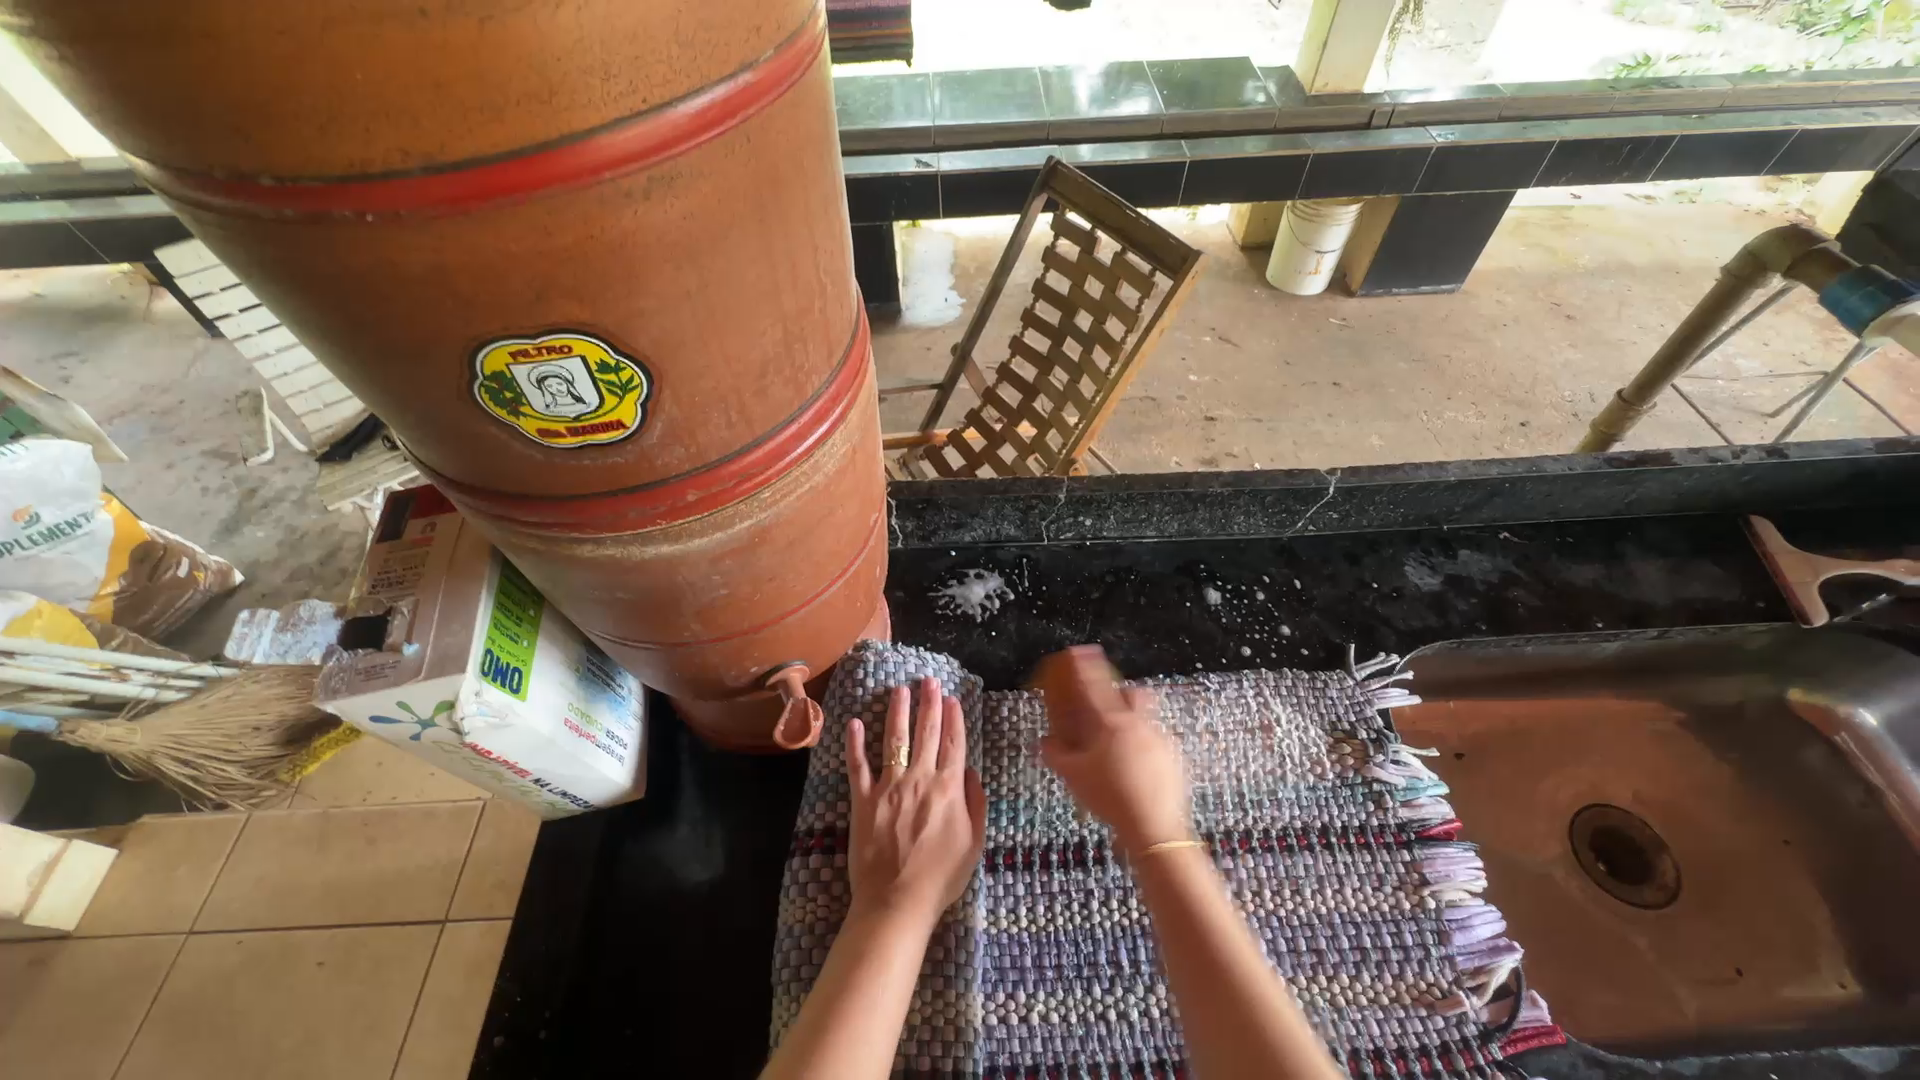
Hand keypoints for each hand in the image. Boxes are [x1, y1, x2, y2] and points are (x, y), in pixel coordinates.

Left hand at [845, 676, 986, 928]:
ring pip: (894, 740)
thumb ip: (975, 804)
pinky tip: (855, 724)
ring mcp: (888, 787)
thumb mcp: (974, 843)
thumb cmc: (941, 877)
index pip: (953, 744)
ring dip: (898, 712)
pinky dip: (855, 744)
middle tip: (929, 681)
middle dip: (929, 703)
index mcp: (948, 789)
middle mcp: (919, 779)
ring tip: (900, 690)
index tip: (952, 698)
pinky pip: (858, 767)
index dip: (954, 719)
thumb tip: (969, 772)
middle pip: (926, 733)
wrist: (897, 901)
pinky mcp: (863, 801)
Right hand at [1032, 645, 1191, 854]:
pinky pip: (1157, 743)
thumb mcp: (1073, 777)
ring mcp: (1160, 740)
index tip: (1079, 651)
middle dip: (1120, 691)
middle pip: (1131, 693)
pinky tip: (1136, 770)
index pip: (1095, 685)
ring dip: (1132, 724)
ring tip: (1119, 748)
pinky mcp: (1175, 759)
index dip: (1085, 665)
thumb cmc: (1108, 797)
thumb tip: (1045, 742)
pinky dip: (1144, 748)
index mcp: (1111, 724)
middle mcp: (1138, 725)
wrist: (1153, 827)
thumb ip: (1056, 755)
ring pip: (1145, 719)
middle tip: (1108, 705)